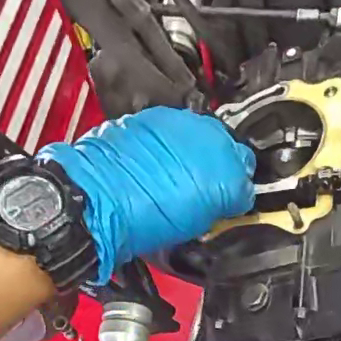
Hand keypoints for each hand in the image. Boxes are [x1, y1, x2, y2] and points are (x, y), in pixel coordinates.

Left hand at [41, 106, 254, 282]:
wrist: (94, 200)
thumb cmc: (141, 217)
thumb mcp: (195, 223)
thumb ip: (217, 204)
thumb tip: (223, 200)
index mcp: (224, 171)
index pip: (246, 176)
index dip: (237, 189)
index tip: (229, 199)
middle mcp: (208, 139)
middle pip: (229, 148)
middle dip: (222, 165)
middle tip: (209, 185)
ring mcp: (181, 124)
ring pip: (203, 134)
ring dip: (199, 151)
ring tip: (184, 174)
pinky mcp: (154, 117)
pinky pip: (176, 128)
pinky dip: (174, 143)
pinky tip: (162, 162)